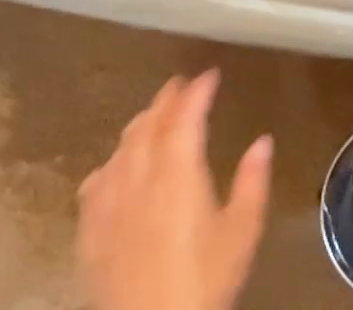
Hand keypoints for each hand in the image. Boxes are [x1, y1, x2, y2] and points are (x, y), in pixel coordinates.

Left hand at [76, 71, 271, 309]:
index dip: (196, 93)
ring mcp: (109, 207)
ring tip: (151, 115)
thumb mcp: (243, 229)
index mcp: (178, 176)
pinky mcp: (90, 233)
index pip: (184, 121)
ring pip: (119, 152)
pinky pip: (95, 185)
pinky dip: (110, 163)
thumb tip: (262, 141)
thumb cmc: (206, 277)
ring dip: (137, 127)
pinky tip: (112, 167)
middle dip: (164, 102)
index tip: (210, 74)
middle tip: (179, 84)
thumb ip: (253, 181)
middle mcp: (139, 182)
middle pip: (146, 130)